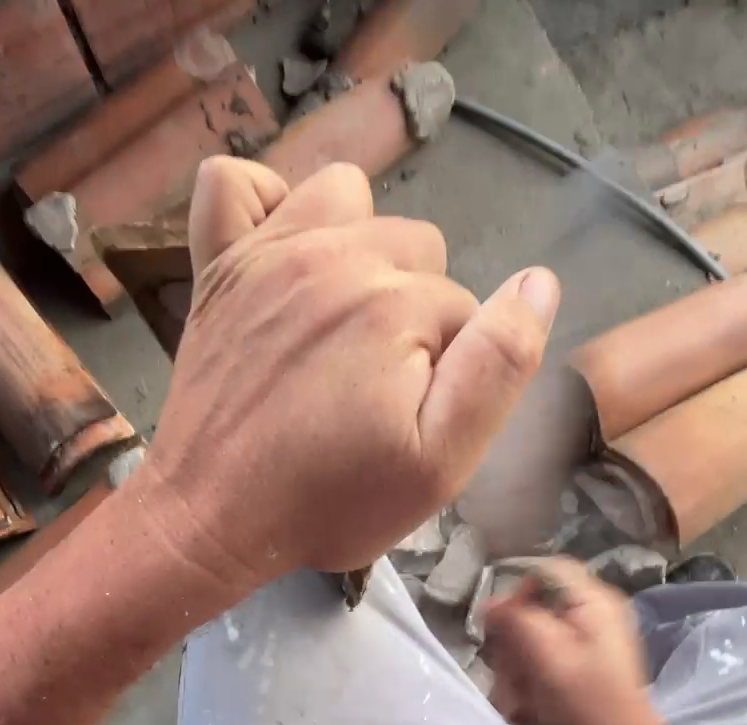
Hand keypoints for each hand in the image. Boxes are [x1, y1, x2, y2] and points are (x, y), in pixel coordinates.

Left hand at [133, 157, 560, 589]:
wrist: (209, 518)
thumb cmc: (327, 502)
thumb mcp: (438, 465)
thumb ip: (497, 370)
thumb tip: (537, 282)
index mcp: (395, 304)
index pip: (464, 309)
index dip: (450, 368)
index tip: (409, 418)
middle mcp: (334, 256)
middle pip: (414, 251)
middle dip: (412, 311)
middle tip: (374, 385)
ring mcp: (266, 253)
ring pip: (346, 198)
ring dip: (359, 245)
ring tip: (341, 316)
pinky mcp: (216, 267)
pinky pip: (232, 184)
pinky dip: (262, 202)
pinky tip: (278, 252)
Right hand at [482, 559, 677, 724]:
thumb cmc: (586, 704)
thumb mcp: (544, 655)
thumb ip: (515, 618)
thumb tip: (492, 604)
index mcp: (593, 600)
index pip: (542, 571)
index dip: (514, 593)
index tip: (499, 626)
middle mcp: (597, 610)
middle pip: (538, 603)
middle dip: (515, 635)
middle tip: (506, 666)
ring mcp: (595, 636)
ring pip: (538, 631)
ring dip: (520, 659)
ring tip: (518, 690)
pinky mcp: (589, 660)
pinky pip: (549, 652)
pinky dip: (534, 672)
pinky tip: (531, 698)